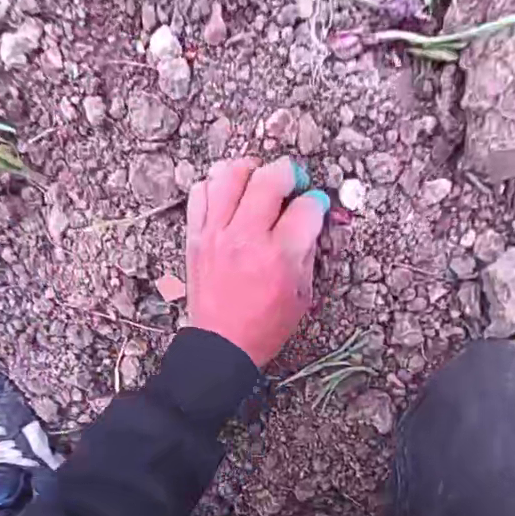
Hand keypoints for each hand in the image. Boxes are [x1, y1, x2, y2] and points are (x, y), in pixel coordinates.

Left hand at [184, 156, 327, 366]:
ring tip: (259, 181)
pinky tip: (230, 197)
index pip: (306, 207)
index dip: (318, 203)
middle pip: (270, 177)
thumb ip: (308, 252)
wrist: (222, 345)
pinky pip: (202, 192)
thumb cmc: (264, 325)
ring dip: (250, 170)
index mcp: (279, 256)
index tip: (317, 207)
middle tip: (294, 182)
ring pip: (230, 174)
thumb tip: (311, 221)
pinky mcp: (196, 236)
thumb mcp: (302, 294)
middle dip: (289, 172)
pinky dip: (217, 186)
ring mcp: (217, 234)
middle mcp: (247, 238)